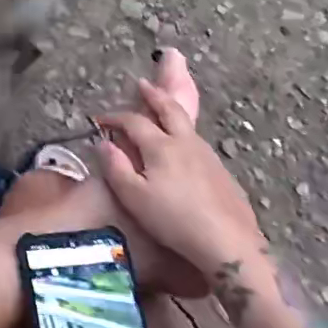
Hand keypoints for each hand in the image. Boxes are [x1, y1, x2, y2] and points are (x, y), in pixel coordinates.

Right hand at [95, 79, 276, 312]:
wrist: (228, 242)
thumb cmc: (173, 220)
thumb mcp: (132, 196)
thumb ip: (115, 166)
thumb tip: (103, 143)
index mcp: (161, 146)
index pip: (133, 121)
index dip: (114, 117)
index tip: (99, 119)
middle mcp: (186, 143)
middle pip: (169, 109)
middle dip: (154, 94)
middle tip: (142, 84)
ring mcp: (208, 156)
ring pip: (186, 124)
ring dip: (170, 110)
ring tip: (160, 109)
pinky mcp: (221, 172)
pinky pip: (197, 142)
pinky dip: (183, 132)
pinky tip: (181, 147)